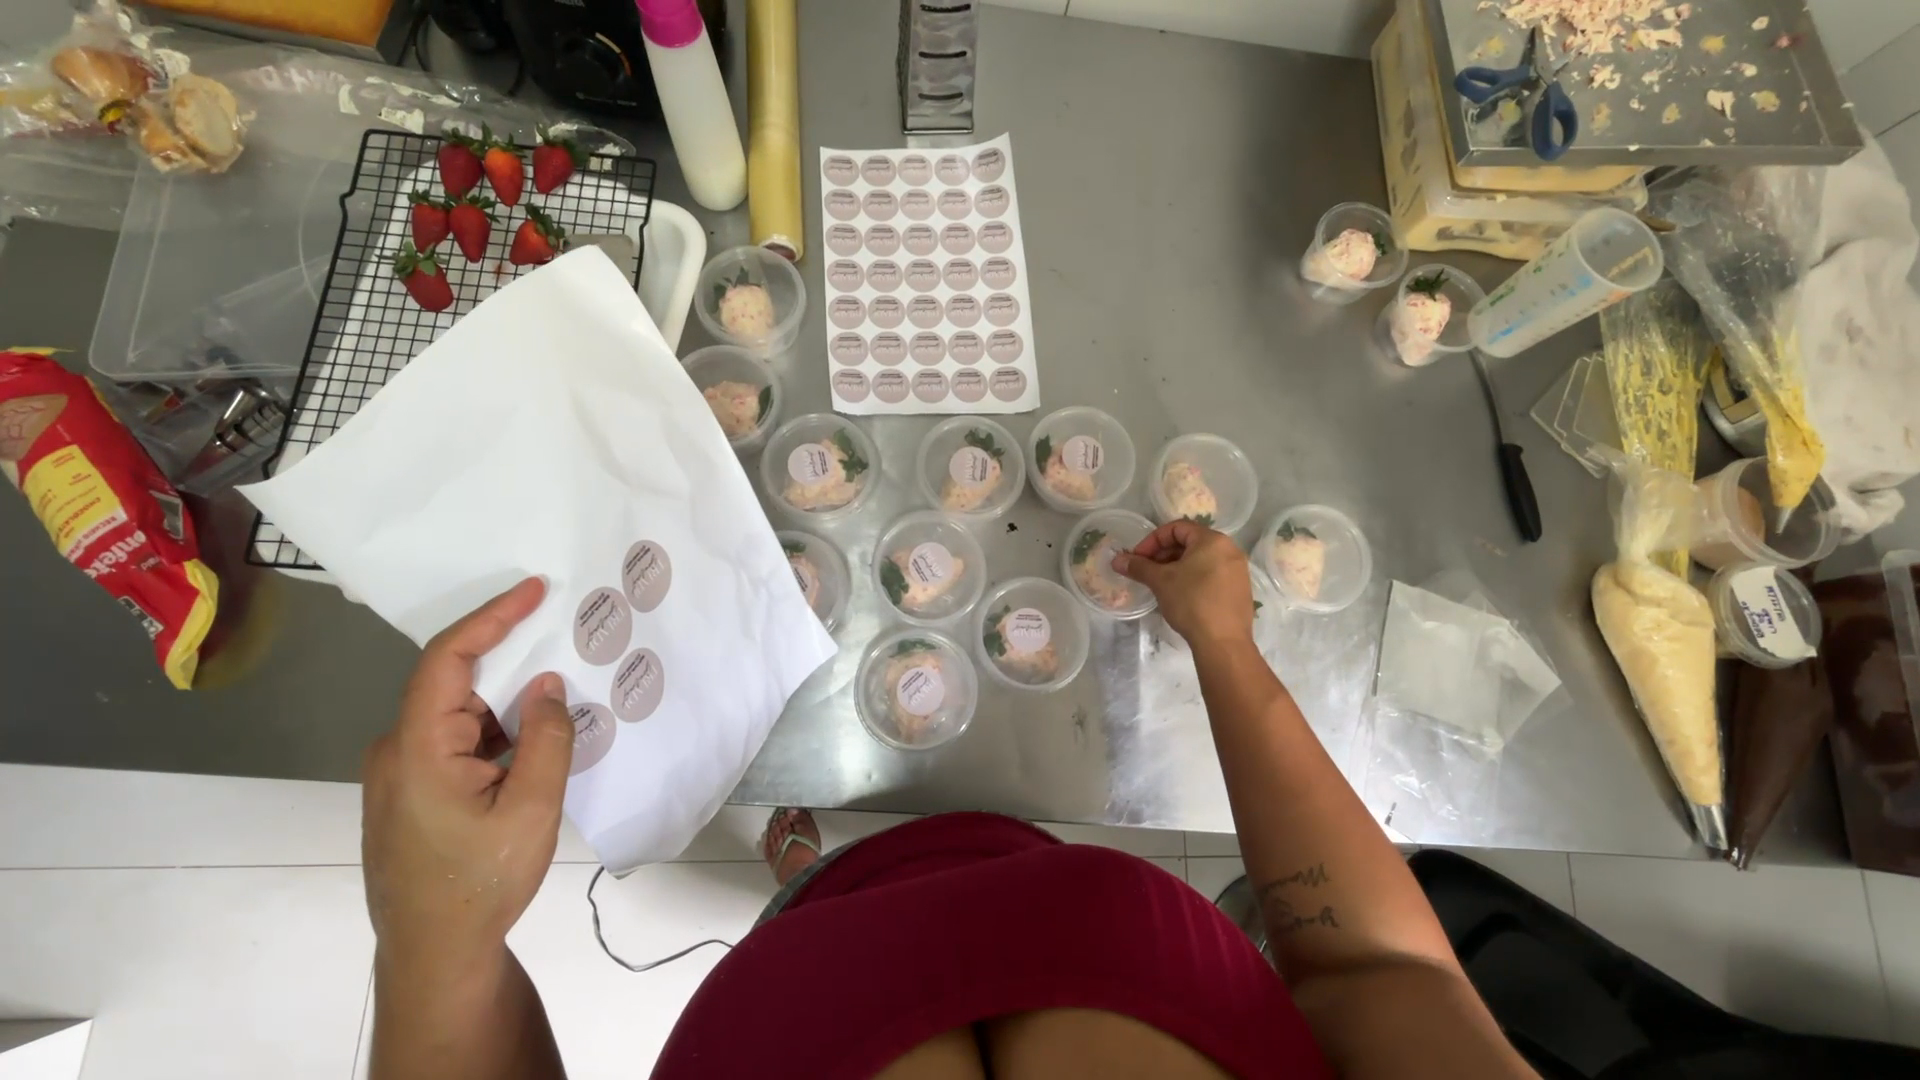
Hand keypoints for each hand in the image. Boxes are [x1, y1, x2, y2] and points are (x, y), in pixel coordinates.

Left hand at [362, 577, 573, 975]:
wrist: (435, 953)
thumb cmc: (481, 881)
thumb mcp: (530, 808)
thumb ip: (544, 738)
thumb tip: (545, 684)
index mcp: (417, 748)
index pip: (447, 660)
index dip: (491, 617)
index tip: (535, 589)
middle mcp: (398, 751)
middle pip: (454, 684)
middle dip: (511, 658)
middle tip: (565, 638)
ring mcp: (402, 773)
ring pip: (460, 715)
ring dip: (508, 703)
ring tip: (561, 698)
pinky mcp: (414, 792)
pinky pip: (459, 741)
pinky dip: (498, 731)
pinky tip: (535, 741)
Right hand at [1112, 520, 1254, 649]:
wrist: (1223, 641)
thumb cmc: (1191, 602)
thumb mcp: (1160, 581)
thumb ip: (1138, 566)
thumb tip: (1117, 560)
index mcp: (1212, 540)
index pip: (1176, 528)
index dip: (1152, 541)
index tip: (1138, 558)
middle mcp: (1229, 549)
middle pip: (1189, 542)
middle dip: (1163, 555)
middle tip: (1147, 572)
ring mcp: (1237, 570)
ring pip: (1200, 560)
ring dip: (1176, 567)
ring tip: (1161, 584)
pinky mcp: (1240, 589)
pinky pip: (1212, 574)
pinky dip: (1193, 578)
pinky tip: (1181, 596)